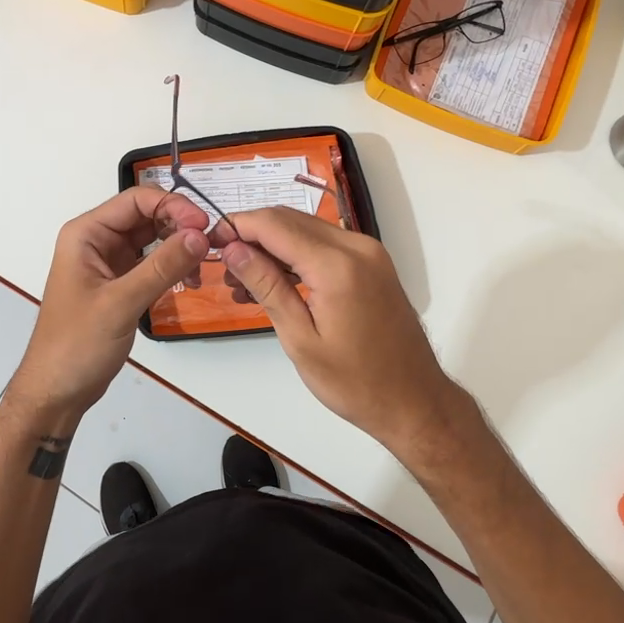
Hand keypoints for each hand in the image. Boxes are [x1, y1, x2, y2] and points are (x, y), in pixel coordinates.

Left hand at [6, 187, 210, 420]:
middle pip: (146, 217)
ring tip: (201, 268)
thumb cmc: (77, 344)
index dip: (172, 206)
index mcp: (86, 234)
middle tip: (210, 247)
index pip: (135, 200)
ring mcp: (107, 263)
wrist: (56, 390)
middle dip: (179, 226)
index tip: (204, 225)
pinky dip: (171, 267)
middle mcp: (96, 241)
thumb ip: (162, 267)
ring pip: (151, 240)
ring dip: (178, 248)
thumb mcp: (121, 303)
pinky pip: (150, 263)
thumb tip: (200, 236)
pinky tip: (188, 282)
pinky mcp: (118, 284)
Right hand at [219, 208, 458, 454]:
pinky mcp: (373, 262)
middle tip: (222, 266)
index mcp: (337, 265)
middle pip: (289, 219)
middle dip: (251, 234)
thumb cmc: (354, 382)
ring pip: (305, 228)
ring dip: (271, 244)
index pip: (274, 225)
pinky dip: (295, 253)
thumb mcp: (300, 339)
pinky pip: (324, 243)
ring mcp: (368, 252)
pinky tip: (275, 281)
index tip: (208, 243)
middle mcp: (356, 246)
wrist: (415, 403)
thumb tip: (232, 248)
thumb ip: (266, 286)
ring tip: (242, 282)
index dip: (236, 227)